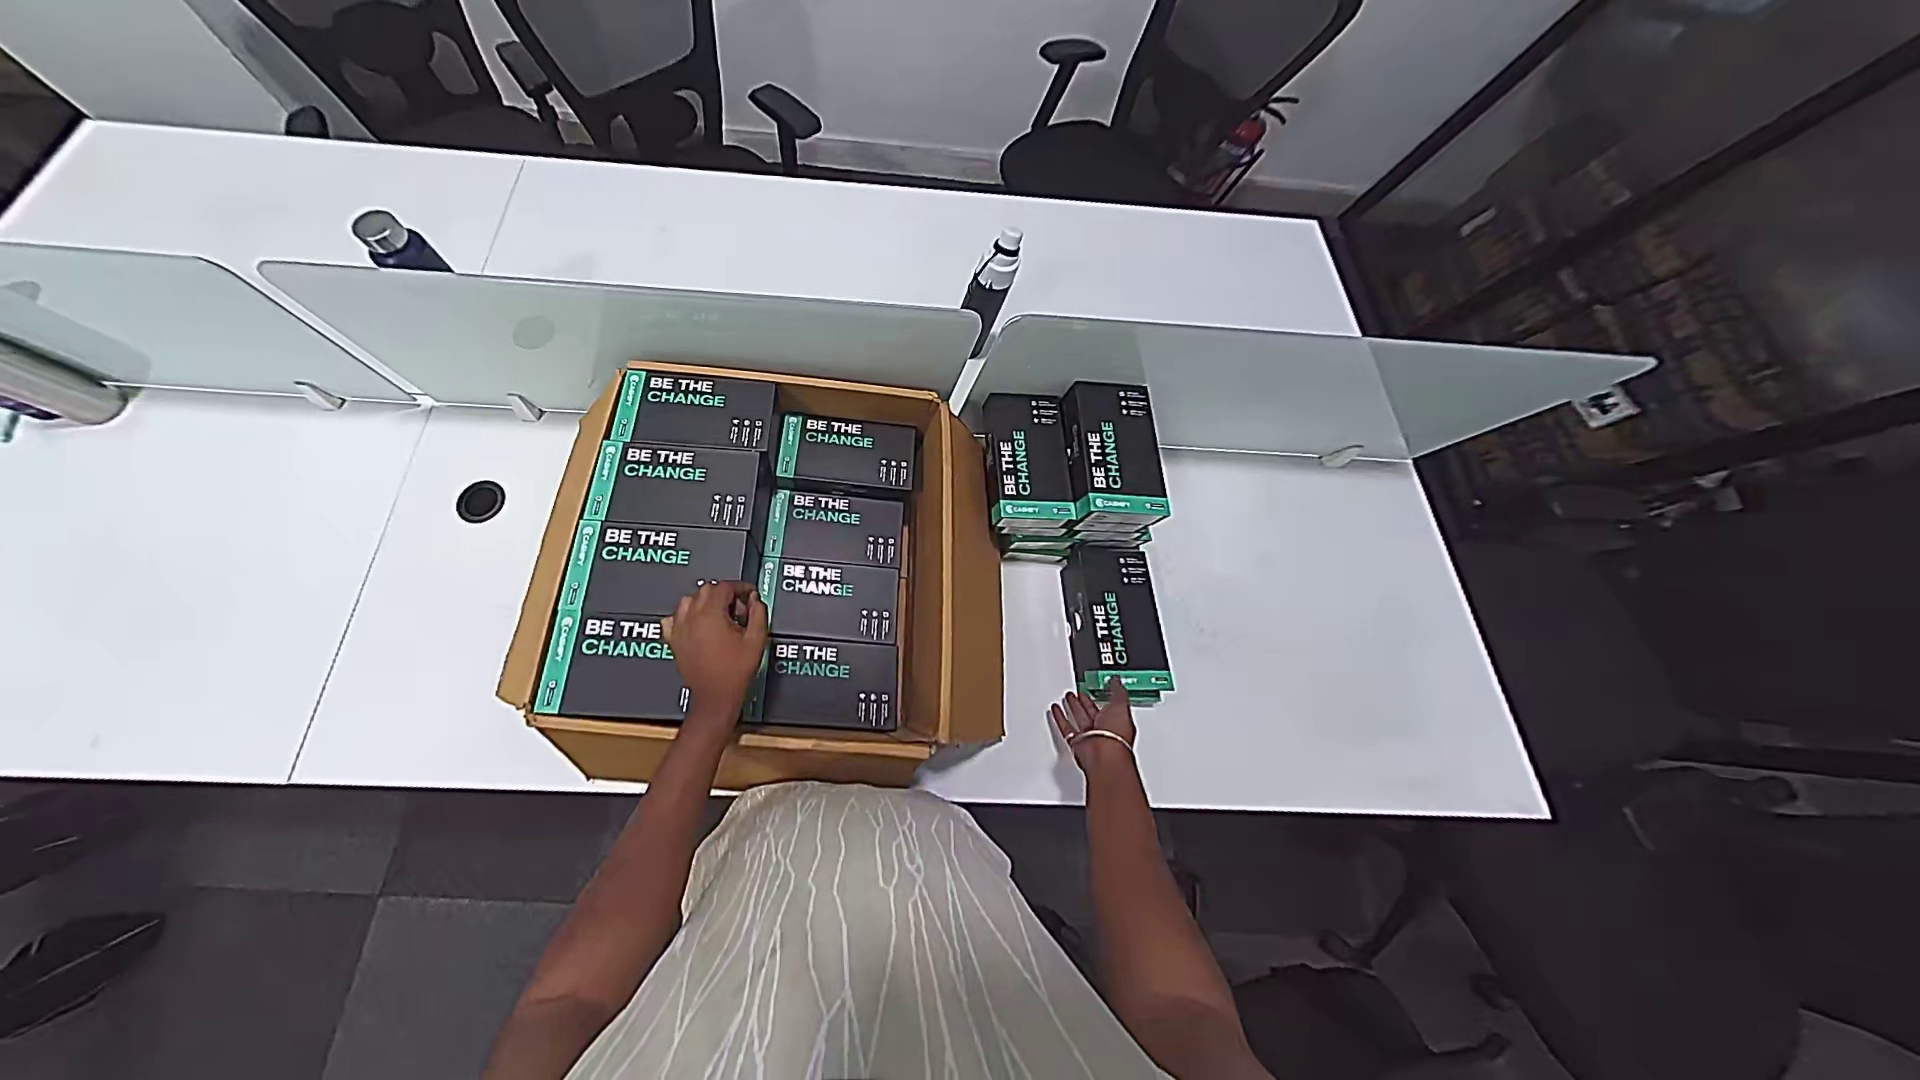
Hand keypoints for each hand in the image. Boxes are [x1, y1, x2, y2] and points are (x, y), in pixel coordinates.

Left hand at [662, 581, 767, 720]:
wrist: (716, 696)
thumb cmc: (734, 671)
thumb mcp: (756, 639)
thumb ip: (758, 613)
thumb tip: (755, 599)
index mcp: (710, 615)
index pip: (724, 587)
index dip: (741, 587)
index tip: (749, 594)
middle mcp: (691, 618)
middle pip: (706, 589)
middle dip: (725, 594)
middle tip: (739, 609)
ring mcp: (679, 629)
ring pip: (689, 600)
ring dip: (705, 602)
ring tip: (720, 616)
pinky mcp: (674, 640)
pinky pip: (674, 618)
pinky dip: (686, 616)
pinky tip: (699, 624)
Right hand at [1050, 677, 1136, 772]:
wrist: (1104, 755)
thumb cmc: (1116, 735)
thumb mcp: (1121, 705)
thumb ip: (1118, 691)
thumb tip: (1117, 680)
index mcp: (1117, 721)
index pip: (1110, 706)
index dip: (1105, 695)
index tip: (1099, 686)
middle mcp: (1104, 730)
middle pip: (1092, 712)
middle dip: (1085, 702)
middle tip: (1079, 693)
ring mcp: (1090, 737)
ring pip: (1079, 718)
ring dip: (1073, 707)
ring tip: (1067, 697)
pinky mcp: (1078, 743)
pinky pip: (1067, 728)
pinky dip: (1061, 719)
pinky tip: (1057, 710)